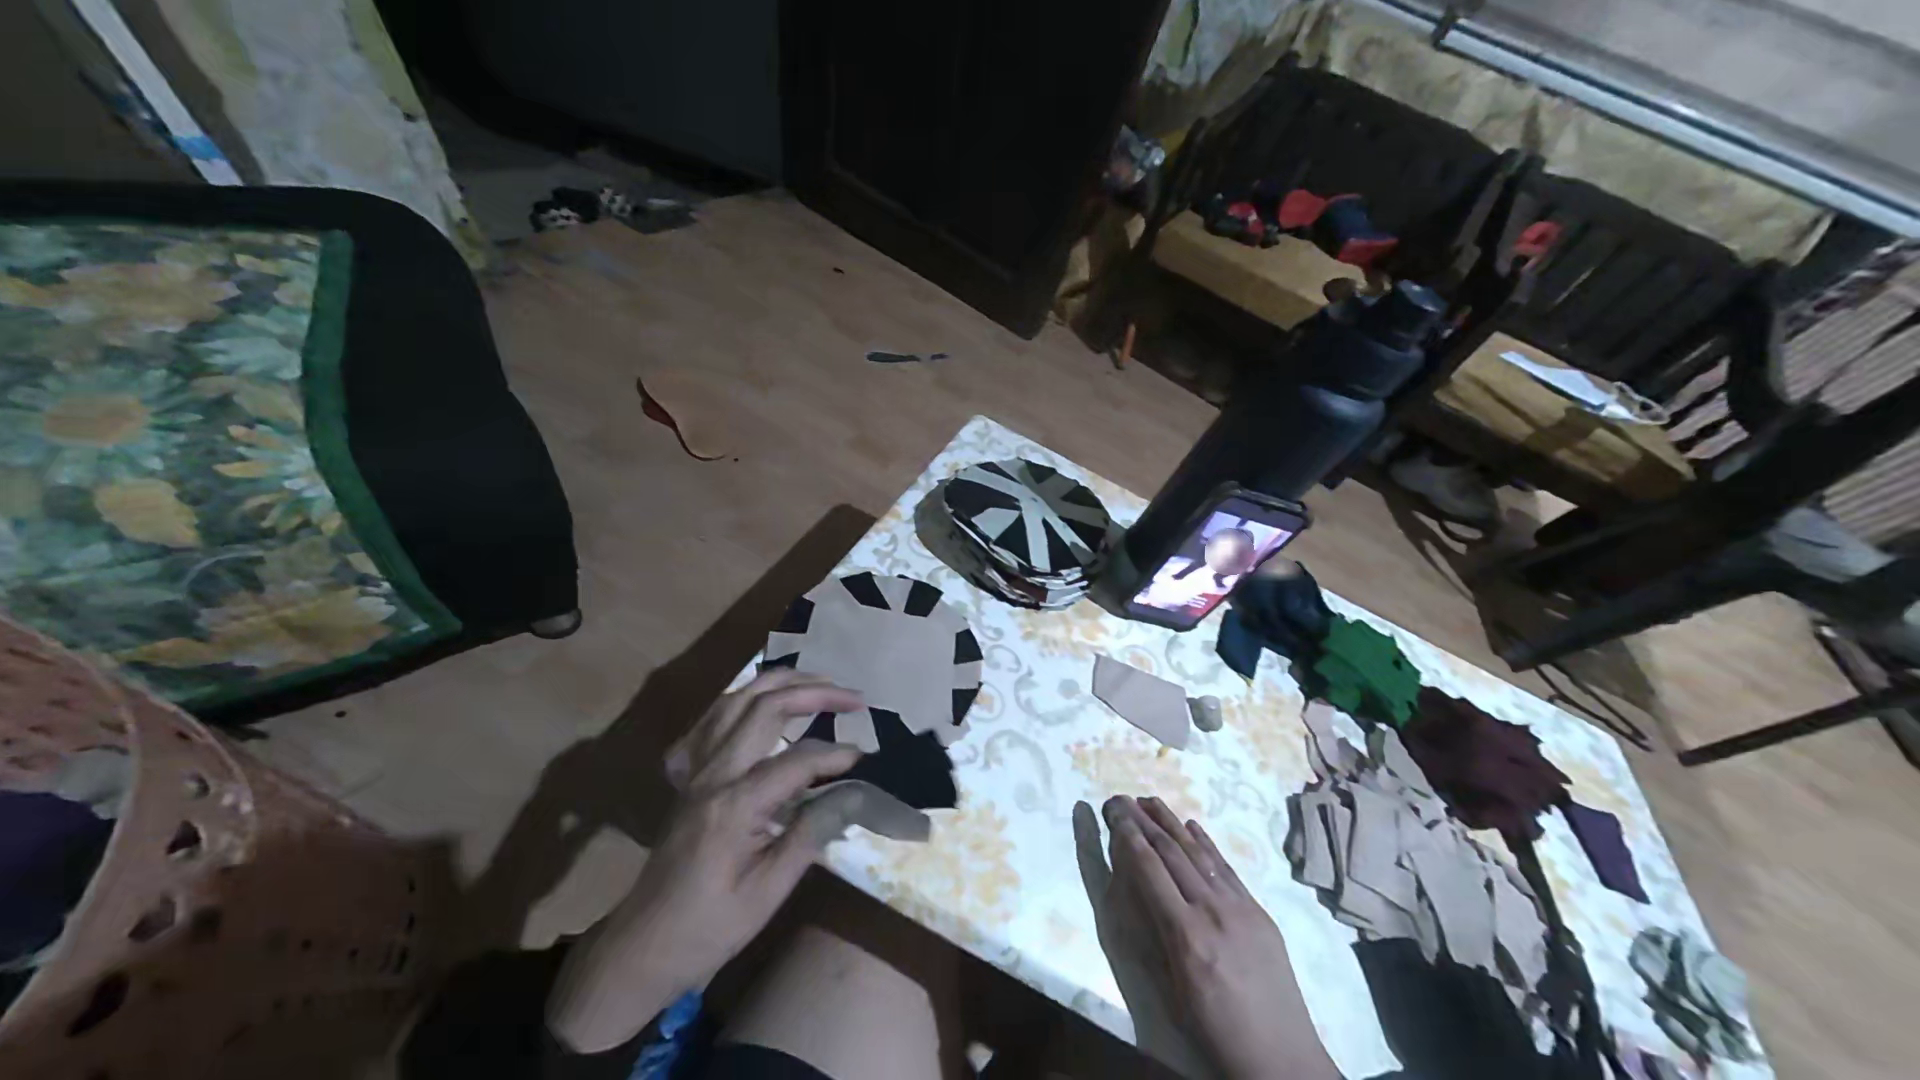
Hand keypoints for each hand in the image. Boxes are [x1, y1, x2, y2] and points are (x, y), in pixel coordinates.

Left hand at [547, 670, 864, 1052]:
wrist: (641, 946)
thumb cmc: (710, 927)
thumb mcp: (769, 892)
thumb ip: (812, 833)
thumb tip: (854, 792)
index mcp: (734, 805)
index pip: (797, 760)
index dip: (836, 754)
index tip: (866, 758)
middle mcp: (712, 774)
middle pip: (764, 708)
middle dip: (814, 693)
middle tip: (854, 698)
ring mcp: (695, 770)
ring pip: (735, 701)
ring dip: (778, 683)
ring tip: (817, 682)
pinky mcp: (686, 776)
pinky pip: (711, 721)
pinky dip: (741, 701)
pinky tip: (760, 704)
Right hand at [1104, 796, 1340, 1079]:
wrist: (1283, 1058)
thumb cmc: (1215, 1032)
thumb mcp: (1172, 991)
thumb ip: (1151, 934)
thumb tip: (1131, 888)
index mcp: (1186, 935)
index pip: (1150, 870)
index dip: (1129, 837)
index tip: (1114, 814)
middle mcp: (1213, 911)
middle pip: (1172, 853)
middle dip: (1143, 822)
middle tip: (1123, 798)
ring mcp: (1240, 907)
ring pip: (1198, 853)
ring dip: (1171, 822)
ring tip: (1151, 800)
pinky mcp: (1259, 911)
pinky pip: (1225, 867)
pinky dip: (1205, 842)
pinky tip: (1191, 825)